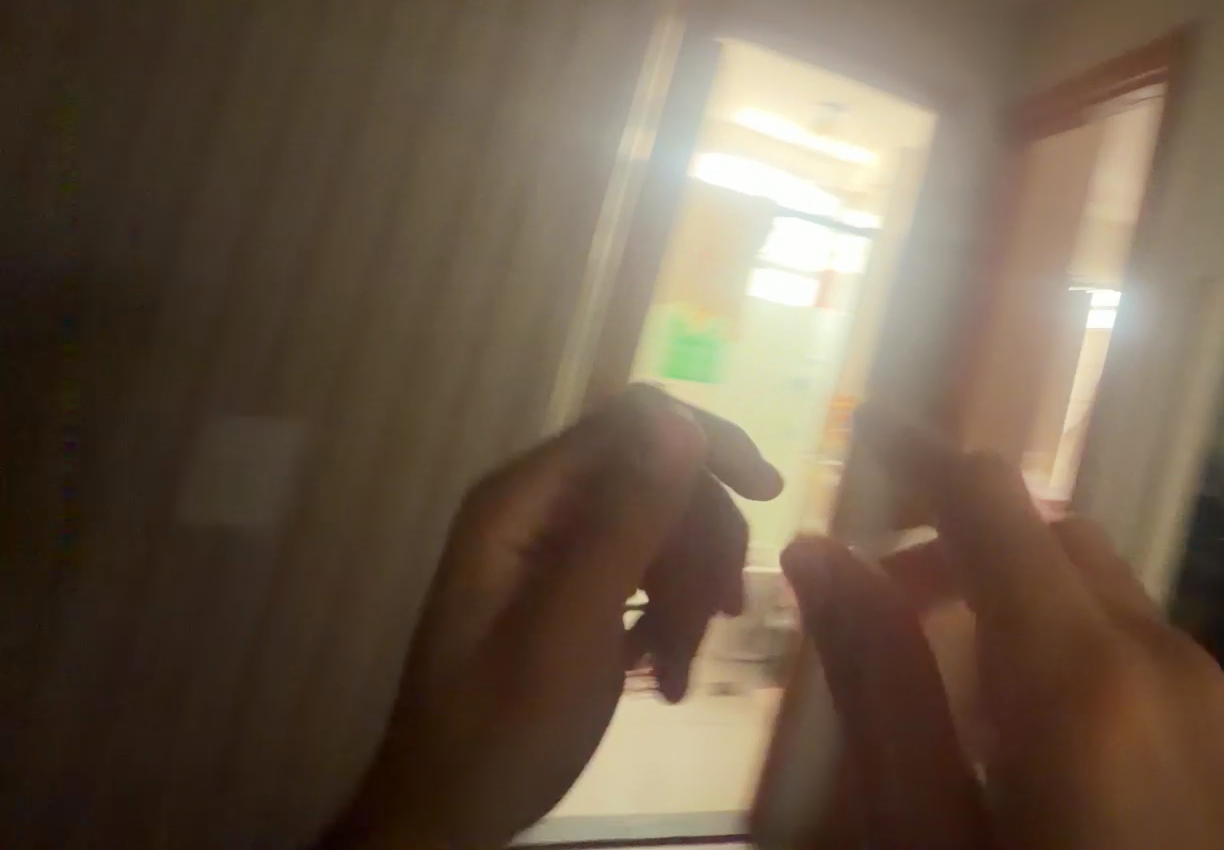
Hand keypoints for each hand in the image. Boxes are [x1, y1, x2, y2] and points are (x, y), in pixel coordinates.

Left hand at [319, 385, 781, 848]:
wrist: (452, 819)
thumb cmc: (500, 731)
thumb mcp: (571, 627)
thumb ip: (628, 521)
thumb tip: (685, 422)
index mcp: (526, 497)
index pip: (637, 420)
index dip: (706, 441)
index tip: (763, 494)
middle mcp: (547, 502)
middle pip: (665, 476)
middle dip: (703, 545)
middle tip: (721, 615)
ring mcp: (566, 538)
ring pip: (672, 523)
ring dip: (694, 589)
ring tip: (682, 664)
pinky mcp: (585, 574)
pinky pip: (659, 562)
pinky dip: (678, 610)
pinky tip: (668, 665)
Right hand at [781, 411, 1223, 849]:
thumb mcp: (926, 834)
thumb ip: (879, 681)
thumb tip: (820, 554)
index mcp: (1081, 665)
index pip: (993, 496)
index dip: (921, 451)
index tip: (860, 431)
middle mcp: (1153, 644)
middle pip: (1039, 526)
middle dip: (952, 531)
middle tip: (873, 586)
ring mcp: (1194, 678)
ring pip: (1079, 570)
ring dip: (998, 576)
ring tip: (926, 646)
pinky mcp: (1206, 715)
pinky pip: (1113, 622)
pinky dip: (1045, 618)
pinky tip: (1004, 701)